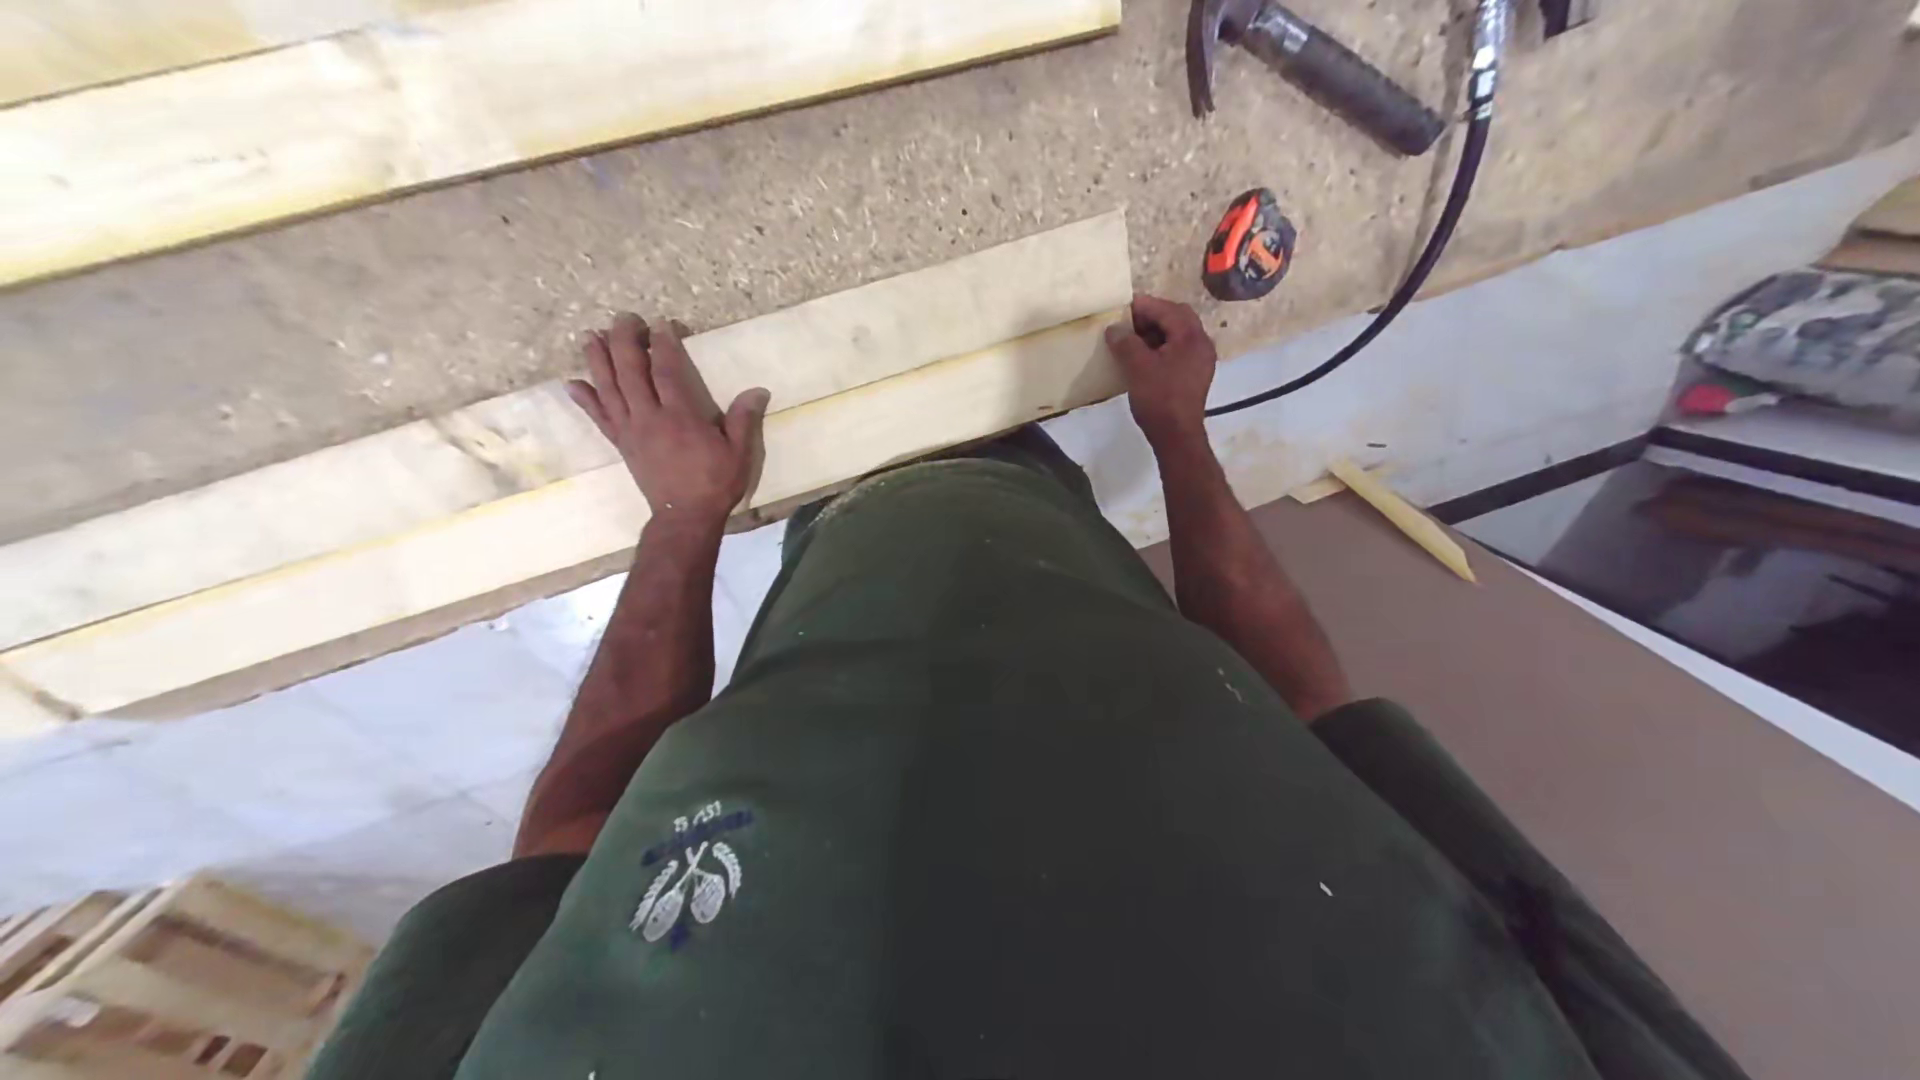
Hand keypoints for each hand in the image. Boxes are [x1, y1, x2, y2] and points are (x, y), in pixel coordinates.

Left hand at [568, 313, 770, 528]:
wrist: (685, 517)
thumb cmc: (715, 484)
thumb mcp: (739, 452)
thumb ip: (743, 419)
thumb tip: (758, 391)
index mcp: (680, 417)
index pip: (666, 370)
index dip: (663, 344)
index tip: (662, 324)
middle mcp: (649, 417)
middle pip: (630, 371)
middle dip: (625, 340)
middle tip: (625, 318)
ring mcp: (631, 430)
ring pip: (609, 388)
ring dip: (598, 359)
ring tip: (590, 335)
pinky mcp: (622, 444)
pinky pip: (600, 417)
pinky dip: (585, 399)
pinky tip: (573, 383)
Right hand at [1105, 294, 1217, 447]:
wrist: (1176, 435)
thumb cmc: (1159, 398)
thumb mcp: (1137, 367)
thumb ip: (1125, 342)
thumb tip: (1114, 329)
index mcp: (1191, 337)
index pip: (1167, 309)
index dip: (1143, 306)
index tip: (1121, 307)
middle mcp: (1201, 344)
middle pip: (1177, 318)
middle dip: (1152, 317)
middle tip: (1127, 322)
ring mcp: (1201, 360)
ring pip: (1178, 335)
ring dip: (1156, 332)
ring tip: (1131, 340)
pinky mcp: (1195, 375)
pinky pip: (1178, 350)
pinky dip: (1161, 347)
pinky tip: (1144, 358)